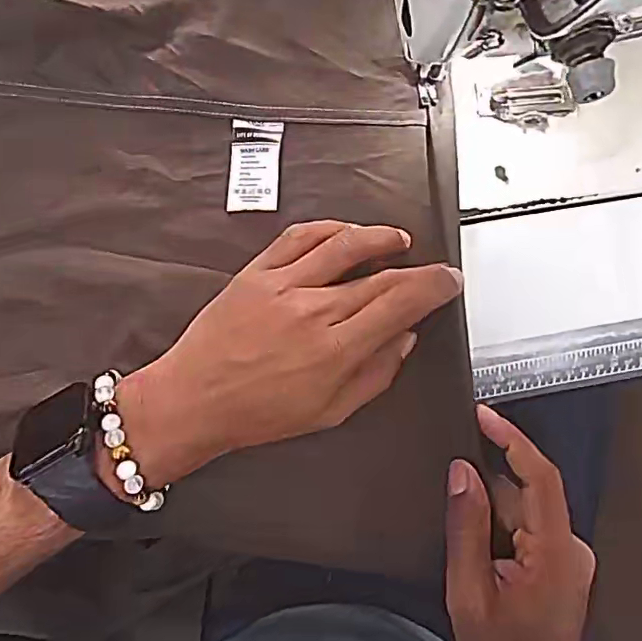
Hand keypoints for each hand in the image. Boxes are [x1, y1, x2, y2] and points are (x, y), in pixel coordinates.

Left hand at [116, 221, 462, 485]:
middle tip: (432, 268)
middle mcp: (312, 311)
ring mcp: (282, 286)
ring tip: (396, 239)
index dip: (434, 286)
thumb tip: (402, 341)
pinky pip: (299, 236)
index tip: (448, 281)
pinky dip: (329, 228)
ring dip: (379, 237)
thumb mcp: (329, 412)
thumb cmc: (254, 412)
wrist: (194, 398)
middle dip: (418, 268)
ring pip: (345, 244)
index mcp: (334, 350)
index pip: (401, 303)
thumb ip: (374, 374)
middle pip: (381, 275)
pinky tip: (343, 232)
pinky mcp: (257, 272)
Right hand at [445, 404, 596, 640]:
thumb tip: (462, 471)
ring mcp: (572, 558)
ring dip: (492, 511)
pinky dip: (502, 525)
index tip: (483, 416)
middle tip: (450, 487)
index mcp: (555, 554)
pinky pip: (529, 527)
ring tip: (462, 538)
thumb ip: (466, 527)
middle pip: (528, 493)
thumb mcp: (468, 594)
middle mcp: (572, 549)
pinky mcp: (565, 565)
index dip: (514, 440)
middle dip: (488, 485)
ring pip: (525, 510)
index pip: (541, 479)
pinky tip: (478, 550)